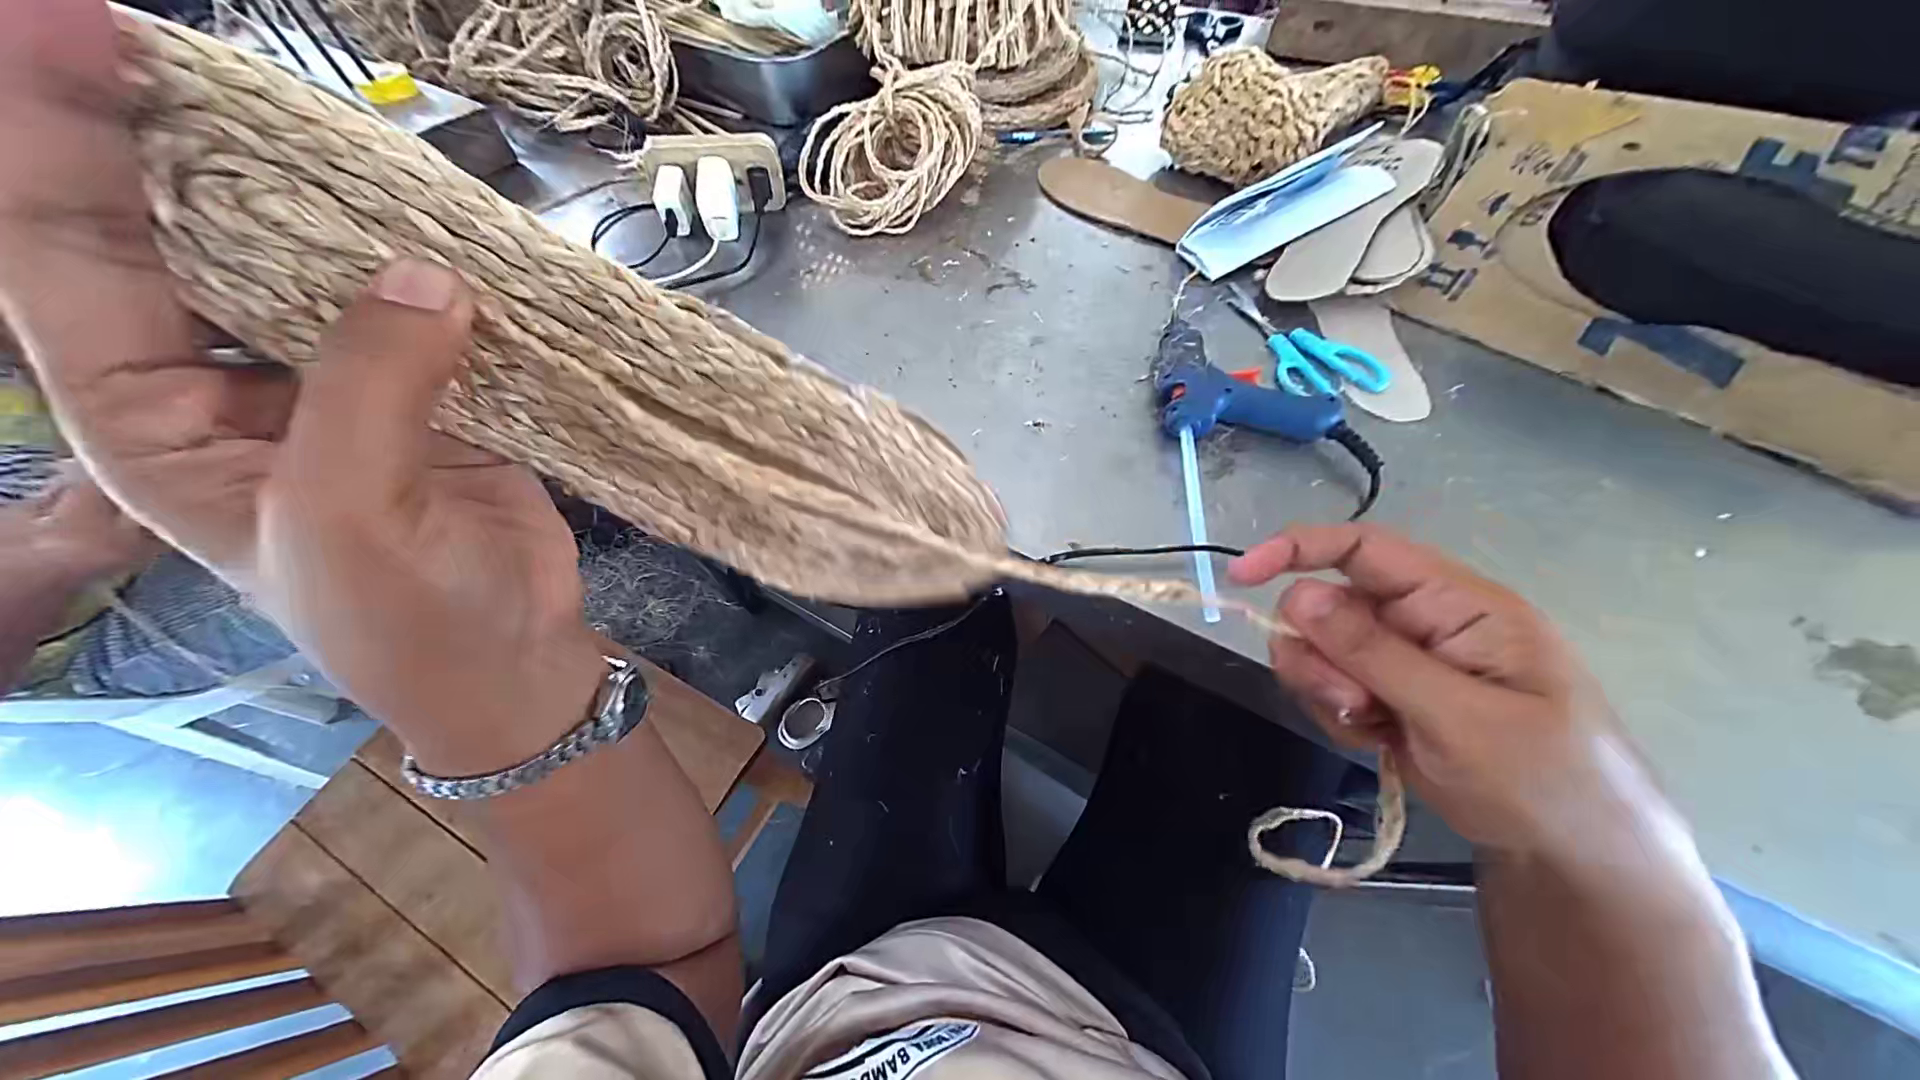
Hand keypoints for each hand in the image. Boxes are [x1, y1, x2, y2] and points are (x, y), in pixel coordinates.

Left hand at [0, 1, 601, 772]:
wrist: (515, 658)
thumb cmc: (407, 618)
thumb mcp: (344, 513)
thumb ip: (367, 387)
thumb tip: (429, 275)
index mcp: (161, 423)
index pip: (72, 261)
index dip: (58, 143)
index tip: (76, 29)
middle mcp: (247, 392)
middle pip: (200, 249)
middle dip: (201, 158)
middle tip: (224, 74)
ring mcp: (357, 393)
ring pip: (332, 282)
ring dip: (345, 220)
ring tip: (360, 151)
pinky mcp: (449, 402)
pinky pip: (436, 326)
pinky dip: (448, 286)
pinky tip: (457, 243)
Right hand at [1229, 525, 1673, 857]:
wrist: (1575, 858)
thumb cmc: (1548, 781)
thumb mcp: (1459, 717)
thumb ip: (1375, 653)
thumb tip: (1298, 595)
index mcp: (1456, 603)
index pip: (1363, 548)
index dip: (1298, 549)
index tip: (1242, 576)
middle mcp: (1420, 619)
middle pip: (1325, 604)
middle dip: (1319, 653)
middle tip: (1350, 703)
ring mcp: (1400, 659)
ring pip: (1316, 648)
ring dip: (1325, 688)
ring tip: (1370, 728)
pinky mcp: (1383, 693)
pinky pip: (1326, 685)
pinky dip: (1334, 713)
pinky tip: (1375, 741)